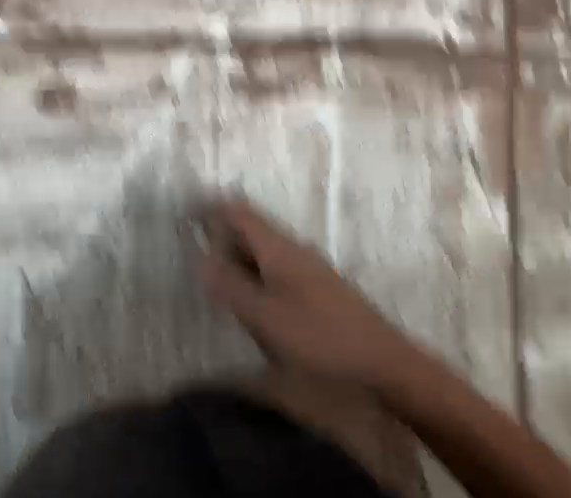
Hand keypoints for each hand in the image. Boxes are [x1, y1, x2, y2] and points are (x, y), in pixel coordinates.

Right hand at [197, 198, 419, 392]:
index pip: (238, 211)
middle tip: (189, 244)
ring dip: (236, 254)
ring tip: (212, 272)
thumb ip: (231, 287)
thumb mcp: (266, 317)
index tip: (183, 209)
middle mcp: (294, 249)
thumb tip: (199, 257)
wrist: (386, 365)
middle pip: (250, 228)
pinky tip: (248, 296)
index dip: (210, 205)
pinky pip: (275, 268)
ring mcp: (310, 268)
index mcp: (279, 249)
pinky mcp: (319, 290)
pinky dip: (254, 272)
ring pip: (263, 250)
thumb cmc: (321, 338)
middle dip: (220, 231)